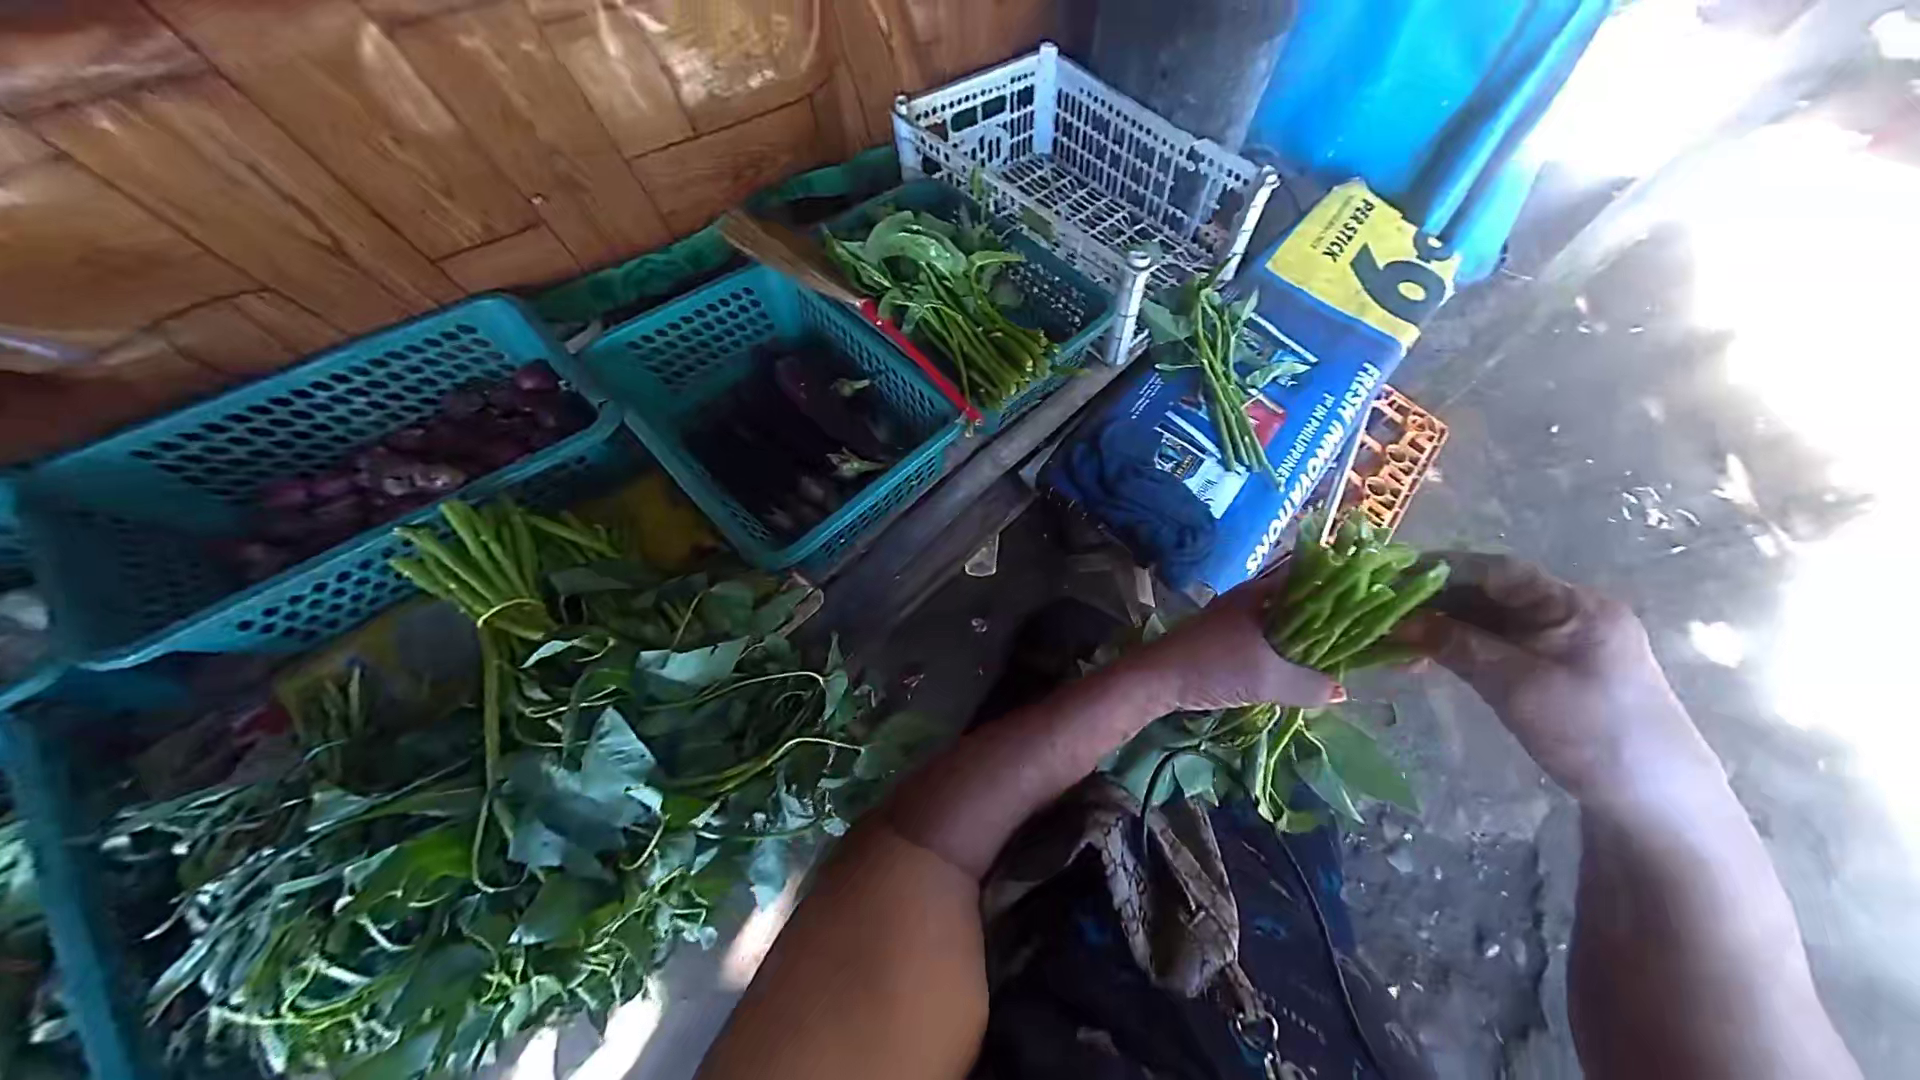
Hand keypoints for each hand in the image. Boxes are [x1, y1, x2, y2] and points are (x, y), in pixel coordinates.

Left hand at [1118, 571, 1344, 712]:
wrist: (1157, 678)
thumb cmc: (1212, 666)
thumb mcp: (1268, 680)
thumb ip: (1310, 685)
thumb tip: (1341, 690)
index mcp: (1261, 594)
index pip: (1312, 577)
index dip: (1344, 588)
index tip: (1374, 603)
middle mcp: (1250, 598)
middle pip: (1300, 601)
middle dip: (1330, 617)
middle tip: (1364, 636)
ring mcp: (1236, 617)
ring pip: (1283, 622)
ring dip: (1307, 636)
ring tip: (1339, 655)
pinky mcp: (1227, 637)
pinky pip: (1268, 638)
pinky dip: (1286, 649)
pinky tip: (1299, 668)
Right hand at [1397, 553, 1723, 807]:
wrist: (1655, 804)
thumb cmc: (1593, 735)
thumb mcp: (1517, 685)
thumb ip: (1457, 644)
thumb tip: (1399, 619)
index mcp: (1575, 606)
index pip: (1497, 570)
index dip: (1441, 569)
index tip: (1390, 580)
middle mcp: (1567, 612)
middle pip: (1487, 591)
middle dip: (1432, 602)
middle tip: (1381, 617)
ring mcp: (1558, 640)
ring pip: (1483, 618)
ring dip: (1437, 627)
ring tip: (1393, 643)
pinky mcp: (1547, 666)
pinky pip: (1489, 642)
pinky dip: (1453, 646)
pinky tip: (1421, 658)